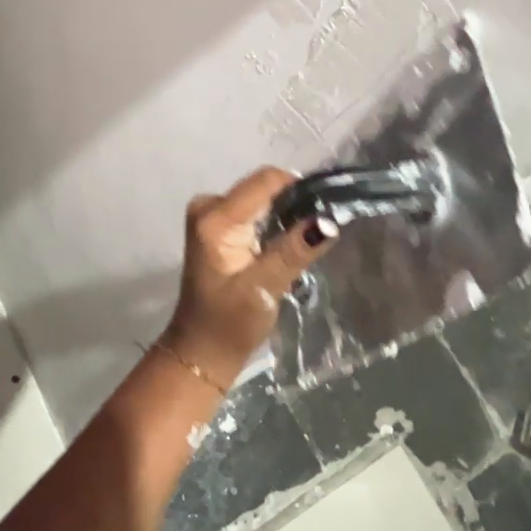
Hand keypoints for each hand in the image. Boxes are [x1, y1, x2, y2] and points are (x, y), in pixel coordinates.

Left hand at [162, 167, 339, 385]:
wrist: (202, 349)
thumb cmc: (230, 323)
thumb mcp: (265, 289)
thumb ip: (293, 251)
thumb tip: (328, 220)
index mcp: (215, 217)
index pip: (266, 181)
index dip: (300, 190)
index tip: (327, 211)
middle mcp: (209, 206)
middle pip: (263, 187)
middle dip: (294, 205)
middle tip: (319, 233)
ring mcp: (211, 215)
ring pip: (262, 199)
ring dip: (286, 215)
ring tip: (305, 243)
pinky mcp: (218, 226)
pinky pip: (254, 211)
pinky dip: (273, 224)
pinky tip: (286, 246)